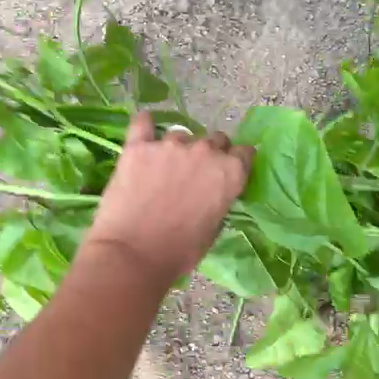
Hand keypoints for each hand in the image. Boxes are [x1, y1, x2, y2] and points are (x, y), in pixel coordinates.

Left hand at [80, 112, 254, 287]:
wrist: (133, 255)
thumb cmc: (180, 251)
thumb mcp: (216, 226)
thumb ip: (220, 198)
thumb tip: (213, 191)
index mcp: (232, 172)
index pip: (245, 152)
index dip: (236, 161)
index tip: (227, 171)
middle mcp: (207, 151)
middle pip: (216, 138)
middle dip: (210, 152)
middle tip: (195, 171)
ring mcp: (171, 146)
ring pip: (181, 134)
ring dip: (178, 147)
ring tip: (164, 165)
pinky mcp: (139, 147)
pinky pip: (143, 123)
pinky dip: (145, 123)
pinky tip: (144, 124)